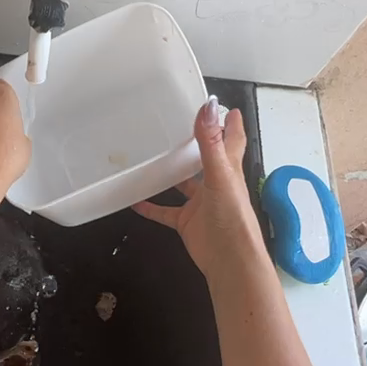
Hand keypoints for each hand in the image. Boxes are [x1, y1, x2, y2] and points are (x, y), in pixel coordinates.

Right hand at [134, 101, 267, 281]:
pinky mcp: (186, 221)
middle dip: (195, 143)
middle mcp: (215, 183)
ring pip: (183, 183)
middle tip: (178, 125)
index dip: (230, 123)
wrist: (229, 260)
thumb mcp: (220, 175)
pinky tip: (135, 200)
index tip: (226, 108)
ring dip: (171, 173)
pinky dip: (151, 206)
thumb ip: (211, 142)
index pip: (231, 140)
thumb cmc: (231, 217)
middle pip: (205, 158)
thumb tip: (208, 106)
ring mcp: (200, 203)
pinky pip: (165, 211)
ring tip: (151, 156)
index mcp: (228, 169)